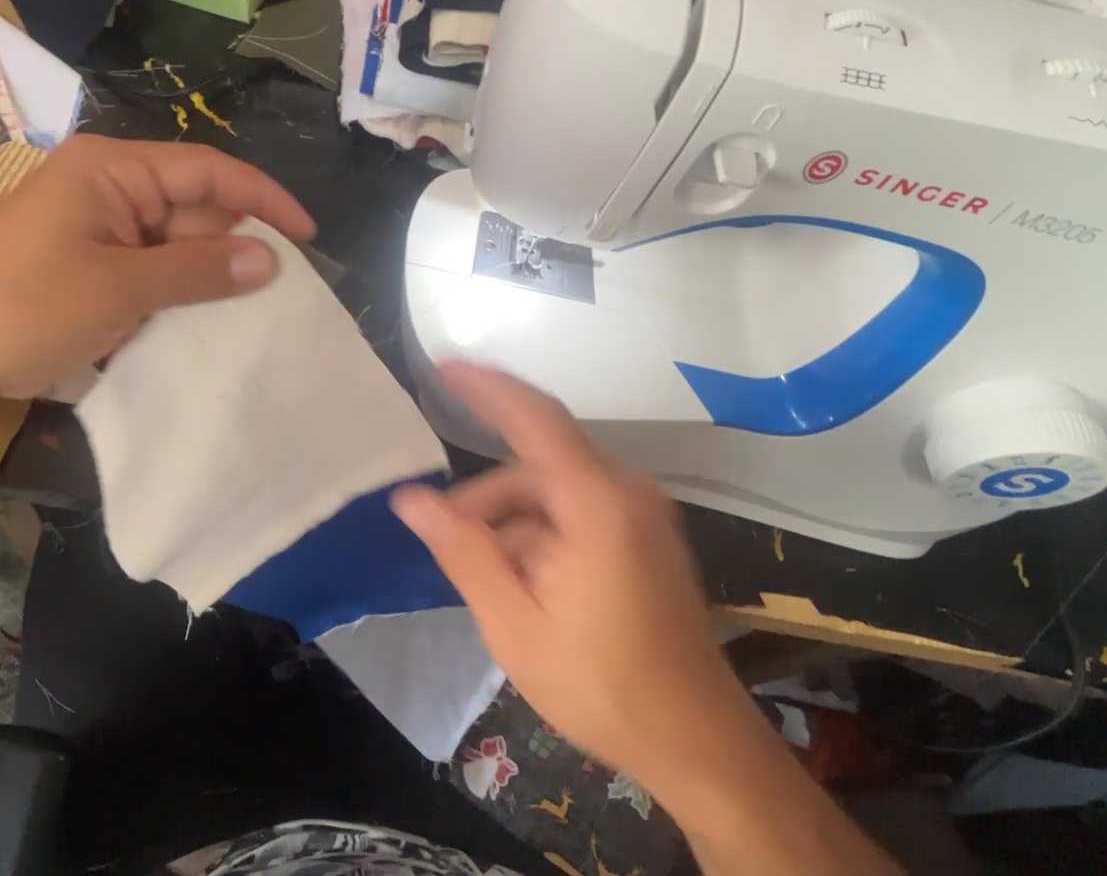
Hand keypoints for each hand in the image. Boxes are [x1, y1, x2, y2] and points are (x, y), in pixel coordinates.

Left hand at [0, 136, 314, 399]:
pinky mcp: (89, 265)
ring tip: (248, 316)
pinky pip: (150, 271)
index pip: (207, 170)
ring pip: (175, 245)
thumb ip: (198, 270)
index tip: (307, 237)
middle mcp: (107, 188)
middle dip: (233, 246)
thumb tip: (269, 259)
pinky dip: (176, 294)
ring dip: (206, 277)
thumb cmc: (25, 307)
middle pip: (193, 208)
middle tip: (278, 295)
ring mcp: (96, 228)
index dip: (262, 199)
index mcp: (111, 169)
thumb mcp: (120, 289)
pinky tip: (201, 324)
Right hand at [390, 362, 736, 772]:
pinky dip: (540, 534)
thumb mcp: (513, 622)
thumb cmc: (600, 686)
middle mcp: (625, 492)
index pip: (534, 417)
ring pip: (553, 491)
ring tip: (489, 583)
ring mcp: (642, 513)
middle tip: (447, 546)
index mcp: (596, 504)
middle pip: (536, 464)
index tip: (441, 364)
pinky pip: (577, 511)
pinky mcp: (645, 535)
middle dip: (485, 498)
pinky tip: (525, 584)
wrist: (695, 740)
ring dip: (511, 523)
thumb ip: (462, 550)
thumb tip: (411, 498)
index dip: (485, 386)